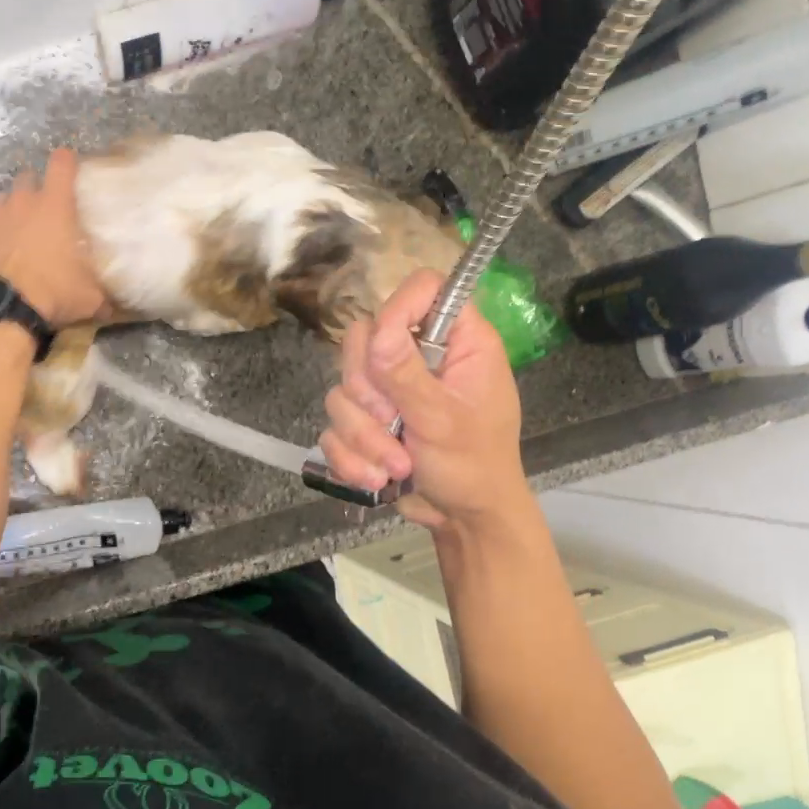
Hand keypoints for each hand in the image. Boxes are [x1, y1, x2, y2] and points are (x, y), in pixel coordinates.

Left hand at [0, 149, 110, 328]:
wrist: (11, 310)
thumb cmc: (56, 293)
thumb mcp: (90, 297)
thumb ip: (103, 294)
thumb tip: (113, 307)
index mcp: (55, 205)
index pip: (62, 163)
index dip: (66, 162)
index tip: (70, 169)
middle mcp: (23, 202)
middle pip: (27, 178)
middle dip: (34, 189)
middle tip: (42, 211)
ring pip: (0, 199)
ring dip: (7, 209)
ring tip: (13, 227)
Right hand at [319, 270, 530, 530]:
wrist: (463, 518)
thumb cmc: (475, 466)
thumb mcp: (444, 421)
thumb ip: (407, 376)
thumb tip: (375, 332)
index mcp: (456, 344)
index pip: (423, 290)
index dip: (397, 309)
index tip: (384, 347)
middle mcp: (419, 359)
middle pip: (363, 343)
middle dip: (369, 396)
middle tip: (394, 422)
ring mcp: (387, 393)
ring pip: (342, 394)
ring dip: (363, 438)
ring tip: (395, 467)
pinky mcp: (365, 424)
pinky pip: (333, 429)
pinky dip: (351, 458)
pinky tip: (375, 478)